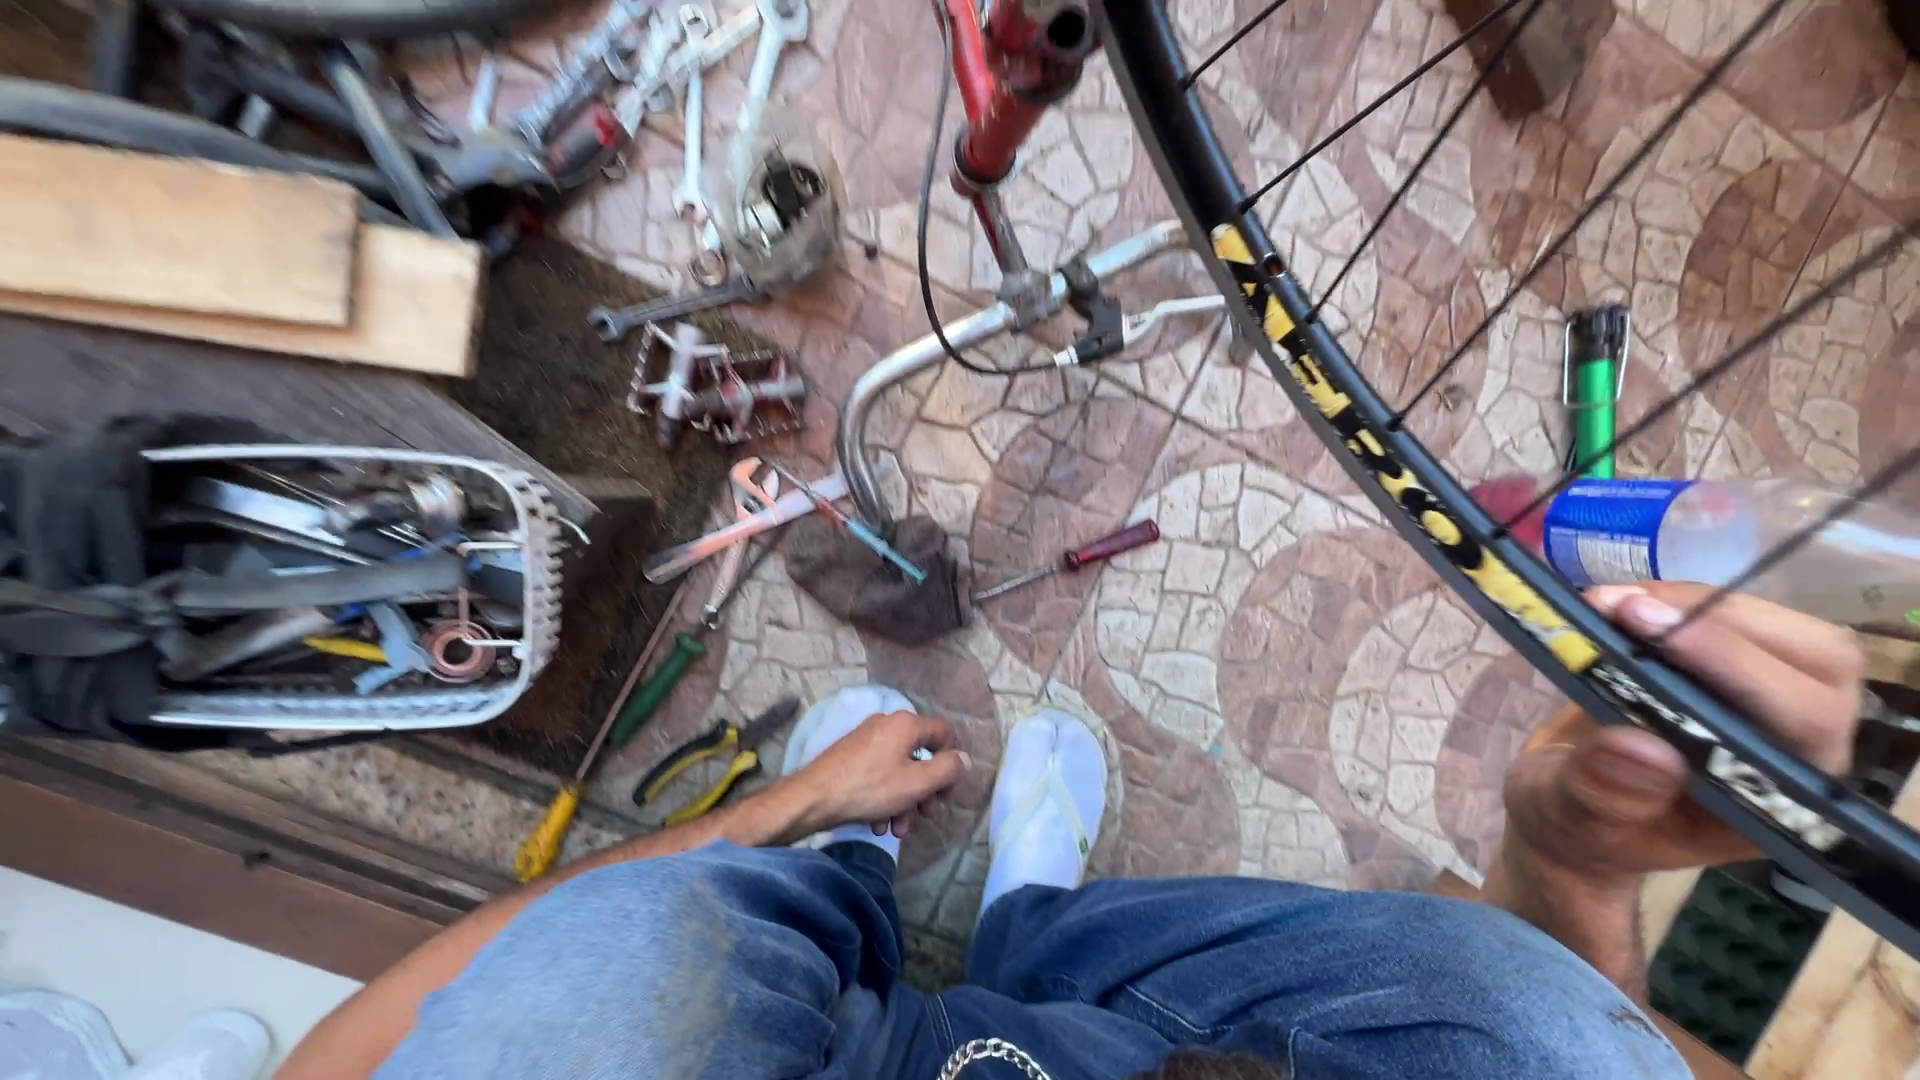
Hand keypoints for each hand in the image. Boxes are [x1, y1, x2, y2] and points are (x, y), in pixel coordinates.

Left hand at [778, 711, 970, 838]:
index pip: (944, 734)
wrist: (813, 798)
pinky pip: (879, 773)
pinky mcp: (852, 756)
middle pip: (920, 756)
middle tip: (926, 815)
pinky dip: (884, 797)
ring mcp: (867, 739)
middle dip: (926, 790)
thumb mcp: (917, 782)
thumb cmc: (870, 788)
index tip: (948, 791)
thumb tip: (963, 759)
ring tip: (897, 829)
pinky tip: (878, 824)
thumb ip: (947, 769)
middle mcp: (887, 725)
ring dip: (904, 801)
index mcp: (906, 724)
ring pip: (899, 769)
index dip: (953, 761)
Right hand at [1502, 581, 1862, 891]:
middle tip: (1619, 607)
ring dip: (1695, 603)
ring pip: (1783, 631)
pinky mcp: (1730, 677)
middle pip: (1815, 661)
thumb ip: (1603, 793)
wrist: (1561, 811)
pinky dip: (1676, 601)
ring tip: (1608, 601)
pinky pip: (1736, 624)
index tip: (1639, 622)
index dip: (1733, 662)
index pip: (1798, 717)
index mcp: (1774, 799)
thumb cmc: (1570, 826)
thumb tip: (1643, 746)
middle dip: (1718, 622)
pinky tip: (1618, 603)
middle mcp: (1793, 750)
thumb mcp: (1568, 817)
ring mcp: (1767, 709)